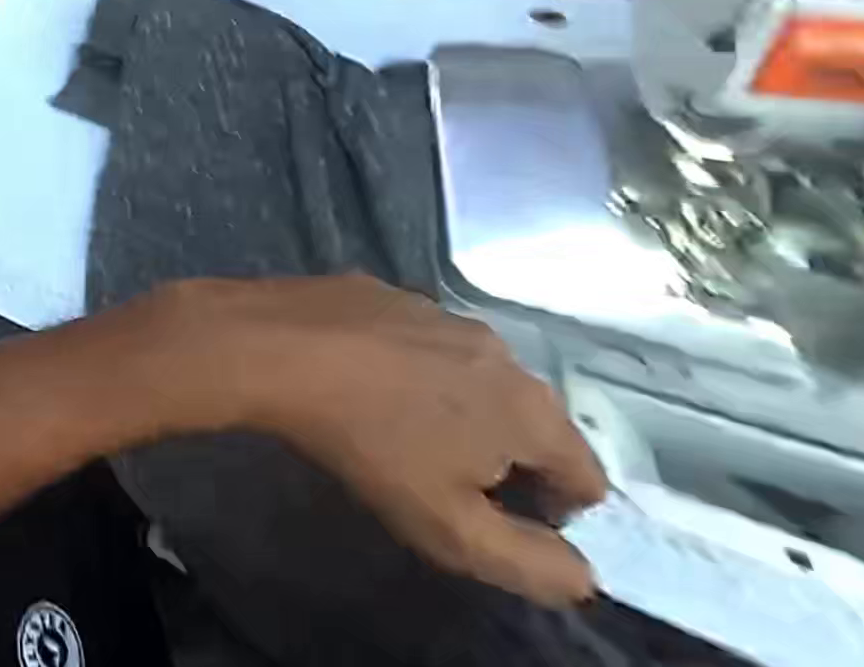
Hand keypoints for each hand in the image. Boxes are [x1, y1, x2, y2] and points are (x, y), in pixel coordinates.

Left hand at [143, 274, 608, 606]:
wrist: (279, 347)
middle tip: (437, 470)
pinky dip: (407, 362)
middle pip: (528, 419)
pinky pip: (418, 339)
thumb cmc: (368, 441)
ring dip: (453, 403)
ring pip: (471, 373)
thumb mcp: (449, 528)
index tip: (492, 514)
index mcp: (529, 407)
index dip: (551, 510)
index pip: (584, 475)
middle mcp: (498, 348)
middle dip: (501, 453)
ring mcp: (439, 310)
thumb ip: (531, 564)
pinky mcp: (389, 290)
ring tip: (395, 421)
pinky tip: (361, 374)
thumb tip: (582, 572)